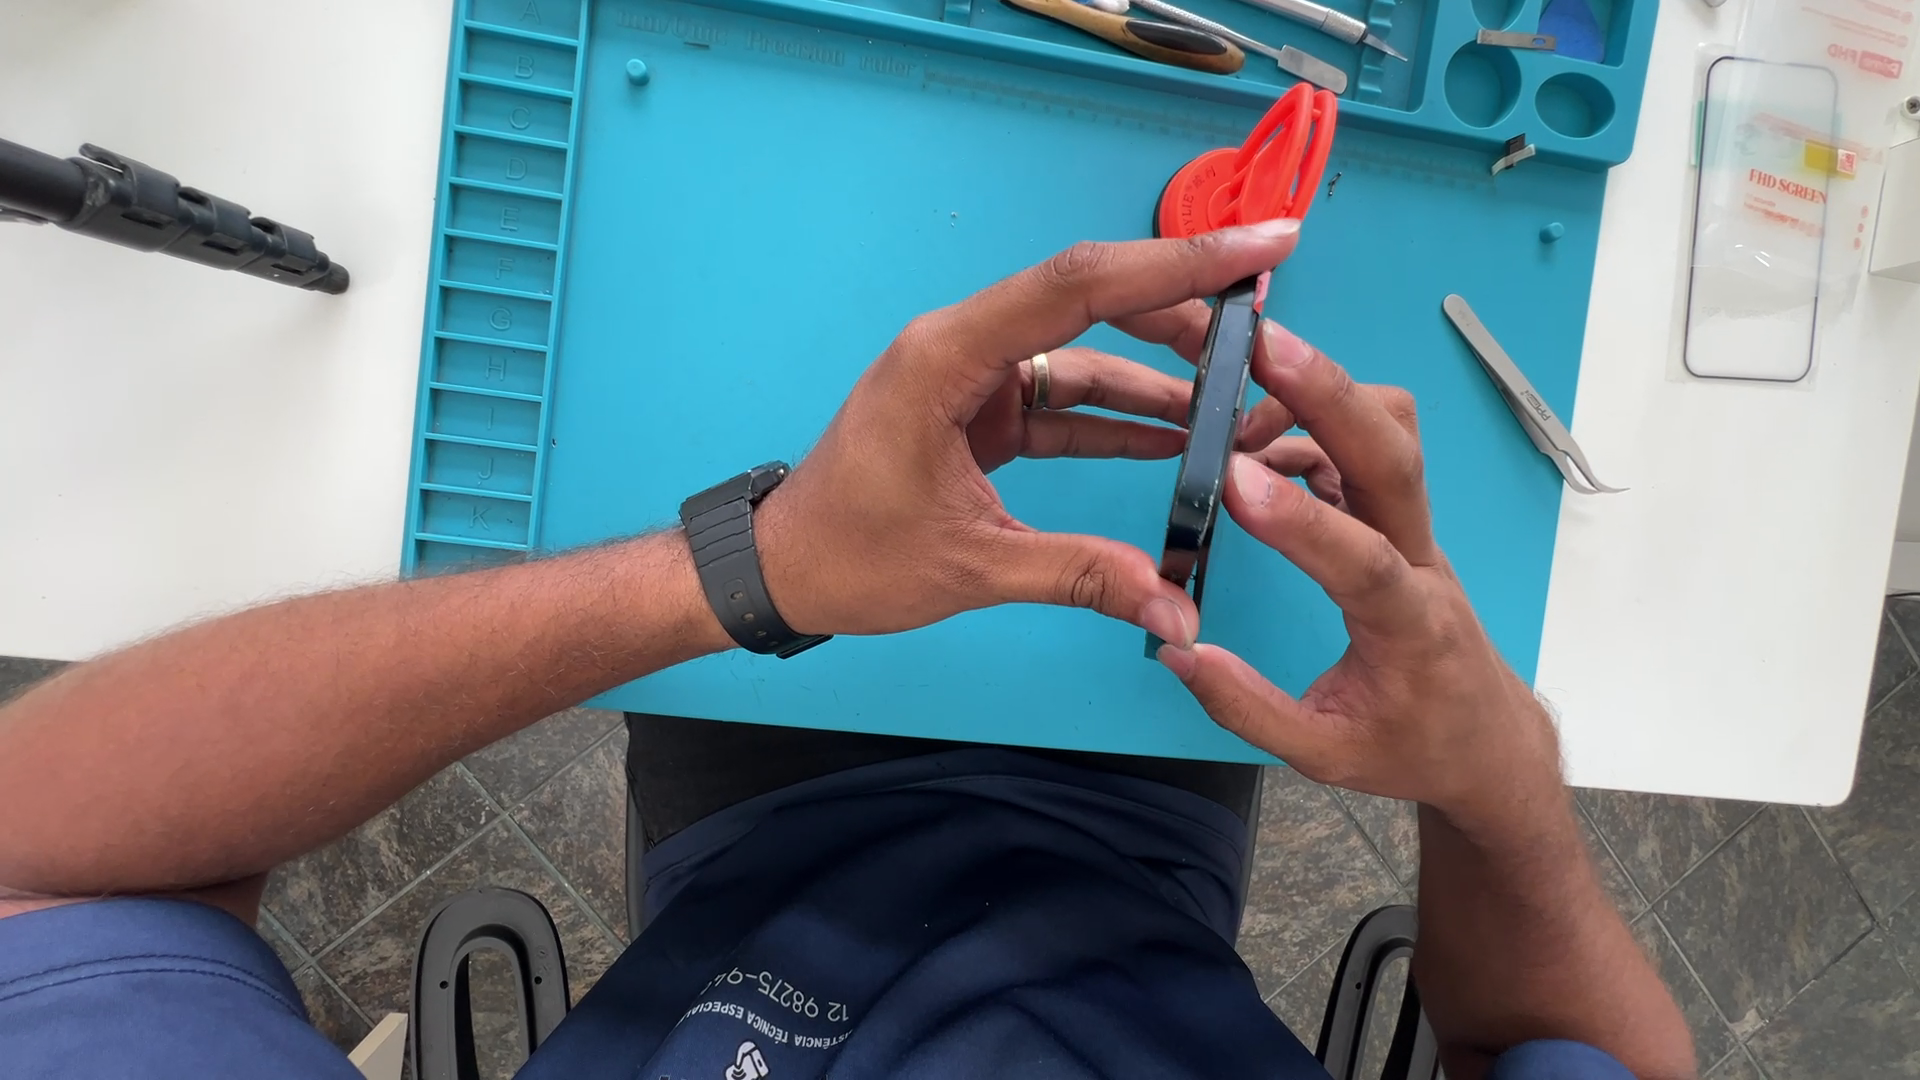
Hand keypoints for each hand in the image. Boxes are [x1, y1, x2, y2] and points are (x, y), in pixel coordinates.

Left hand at [753, 220, 1304, 642]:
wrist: (785, 568)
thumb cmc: (852, 557)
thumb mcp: (971, 566)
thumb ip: (1079, 576)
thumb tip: (1175, 613)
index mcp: (946, 357)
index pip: (1075, 286)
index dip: (1176, 265)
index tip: (1260, 248)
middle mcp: (960, 348)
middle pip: (1085, 304)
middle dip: (1178, 315)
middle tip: (1261, 332)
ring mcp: (969, 379)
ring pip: (1079, 356)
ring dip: (1152, 378)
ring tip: (1231, 399)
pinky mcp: (976, 413)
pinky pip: (1058, 402)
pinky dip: (1112, 419)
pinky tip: (1170, 436)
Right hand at [1156, 323, 1558, 823]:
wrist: (1492, 743)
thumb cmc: (1409, 750)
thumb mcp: (1320, 753)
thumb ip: (1244, 704)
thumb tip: (1175, 648)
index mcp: (1408, 626)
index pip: (1364, 562)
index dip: (1300, 518)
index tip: (1232, 478)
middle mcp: (1421, 560)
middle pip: (1396, 456)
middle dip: (1328, 393)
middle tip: (1257, 347)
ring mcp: (1415, 533)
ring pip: (1393, 434)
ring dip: (1320, 402)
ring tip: (1237, 416)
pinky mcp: (1399, 523)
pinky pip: (1368, 451)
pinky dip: (1313, 429)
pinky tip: (1259, 451)